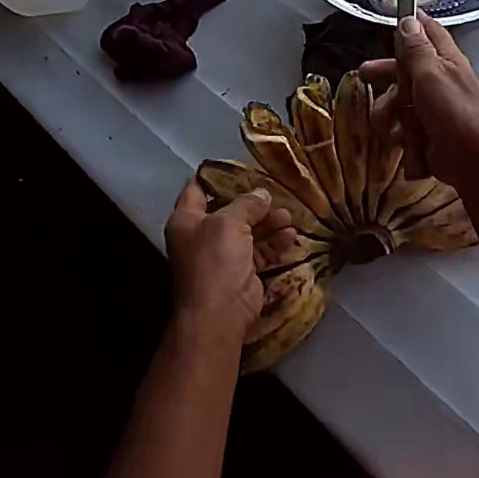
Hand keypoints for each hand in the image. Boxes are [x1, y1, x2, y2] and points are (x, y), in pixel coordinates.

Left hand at [164, 180, 296, 331]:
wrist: (220, 313)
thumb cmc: (215, 261)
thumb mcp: (229, 222)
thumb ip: (247, 203)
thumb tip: (262, 194)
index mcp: (187, 220)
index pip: (197, 188)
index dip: (216, 175)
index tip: (240, 164)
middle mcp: (203, 235)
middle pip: (229, 209)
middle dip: (253, 201)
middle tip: (276, 189)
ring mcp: (223, 254)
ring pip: (249, 230)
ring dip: (269, 221)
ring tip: (289, 214)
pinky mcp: (242, 270)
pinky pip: (261, 250)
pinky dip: (275, 242)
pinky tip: (292, 235)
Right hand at [361, 14, 478, 193]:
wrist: (470, 159)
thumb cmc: (454, 112)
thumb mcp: (431, 74)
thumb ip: (418, 48)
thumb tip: (409, 20)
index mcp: (448, 60)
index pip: (431, 32)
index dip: (413, 23)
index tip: (396, 15)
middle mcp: (442, 80)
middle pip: (409, 67)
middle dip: (388, 72)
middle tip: (366, 72)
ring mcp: (435, 107)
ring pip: (403, 98)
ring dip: (391, 107)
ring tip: (384, 118)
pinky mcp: (428, 130)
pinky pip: (406, 123)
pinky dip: (399, 129)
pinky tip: (395, 135)